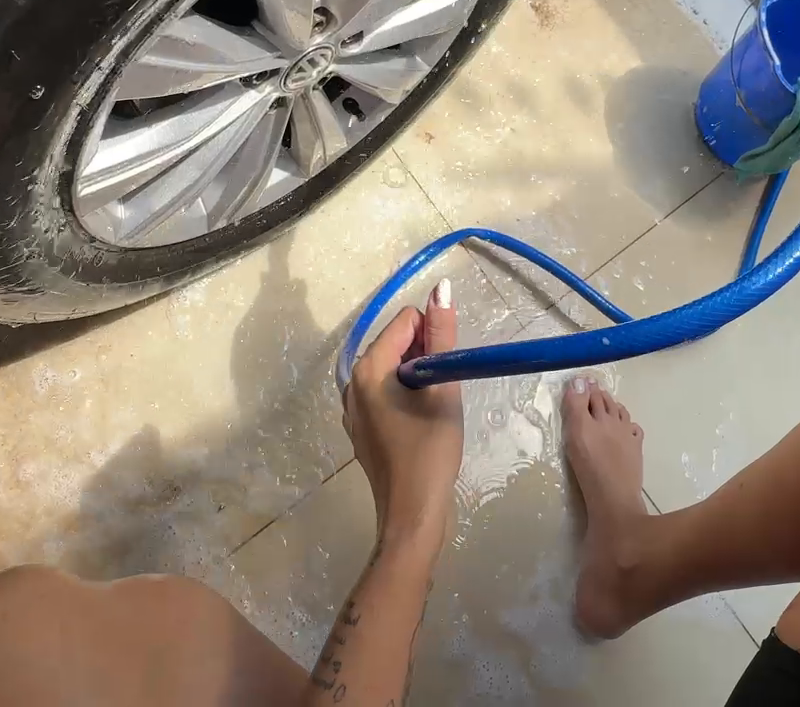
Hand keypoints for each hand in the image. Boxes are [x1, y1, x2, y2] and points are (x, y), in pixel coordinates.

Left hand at [342, 280, 462, 550]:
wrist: (412, 513)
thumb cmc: (431, 448)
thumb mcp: (443, 386)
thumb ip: (442, 334)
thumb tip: (442, 286)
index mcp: (368, 368)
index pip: (407, 320)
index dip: (434, 338)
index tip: (446, 370)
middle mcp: (352, 382)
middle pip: (397, 342)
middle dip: (424, 357)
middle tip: (442, 392)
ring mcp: (353, 407)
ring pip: (393, 368)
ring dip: (418, 377)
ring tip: (432, 410)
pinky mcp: (361, 427)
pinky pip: (385, 392)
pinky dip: (406, 396)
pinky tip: (419, 424)